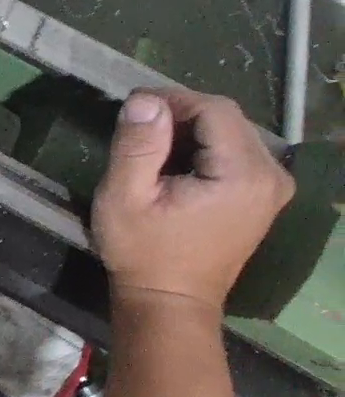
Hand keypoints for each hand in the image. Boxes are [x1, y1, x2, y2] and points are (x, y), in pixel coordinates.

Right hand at [90, 88, 293, 314]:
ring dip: (188, 129)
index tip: (129, 106)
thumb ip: (137, 147)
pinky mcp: (262, 195)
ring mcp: (272, 186)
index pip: (216, 110)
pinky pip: (234, 153)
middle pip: (228, 119)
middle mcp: (271, 175)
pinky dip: (201, 147)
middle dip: (179, 113)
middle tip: (132, 126)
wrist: (169, 297)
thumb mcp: (124, 196)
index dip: (172, 99)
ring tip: (146, 145)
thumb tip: (143, 101)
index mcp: (242, 174)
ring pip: (232, 133)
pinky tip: (170, 163)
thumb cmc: (142, 249)